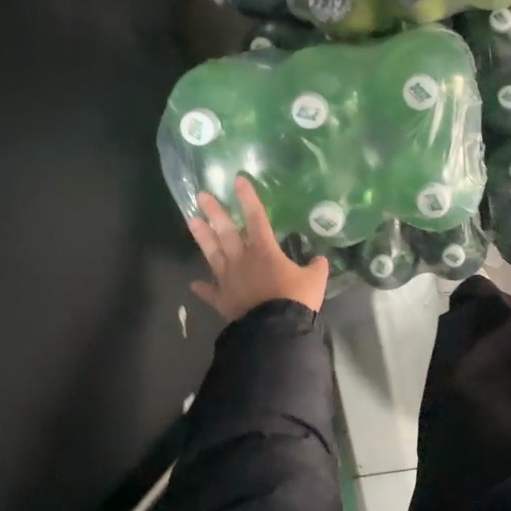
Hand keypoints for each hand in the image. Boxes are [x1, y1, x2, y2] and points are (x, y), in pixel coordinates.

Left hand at [187, 176, 328, 321]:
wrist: (275, 329)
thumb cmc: (295, 299)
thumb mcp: (315, 280)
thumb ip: (316, 266)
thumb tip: (320, 259)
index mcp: (264, 251)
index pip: (256, 218)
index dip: (248, 198)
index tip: (238, 180)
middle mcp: (242, 260)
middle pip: (226, 232)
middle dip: (215, 212)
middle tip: (201, 195)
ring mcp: (229, 280)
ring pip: (212, 254)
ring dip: (202, 238)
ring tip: (191, 221)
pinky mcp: (223, 300)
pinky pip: (210, 292)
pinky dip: (203, 288)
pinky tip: (194, 284)